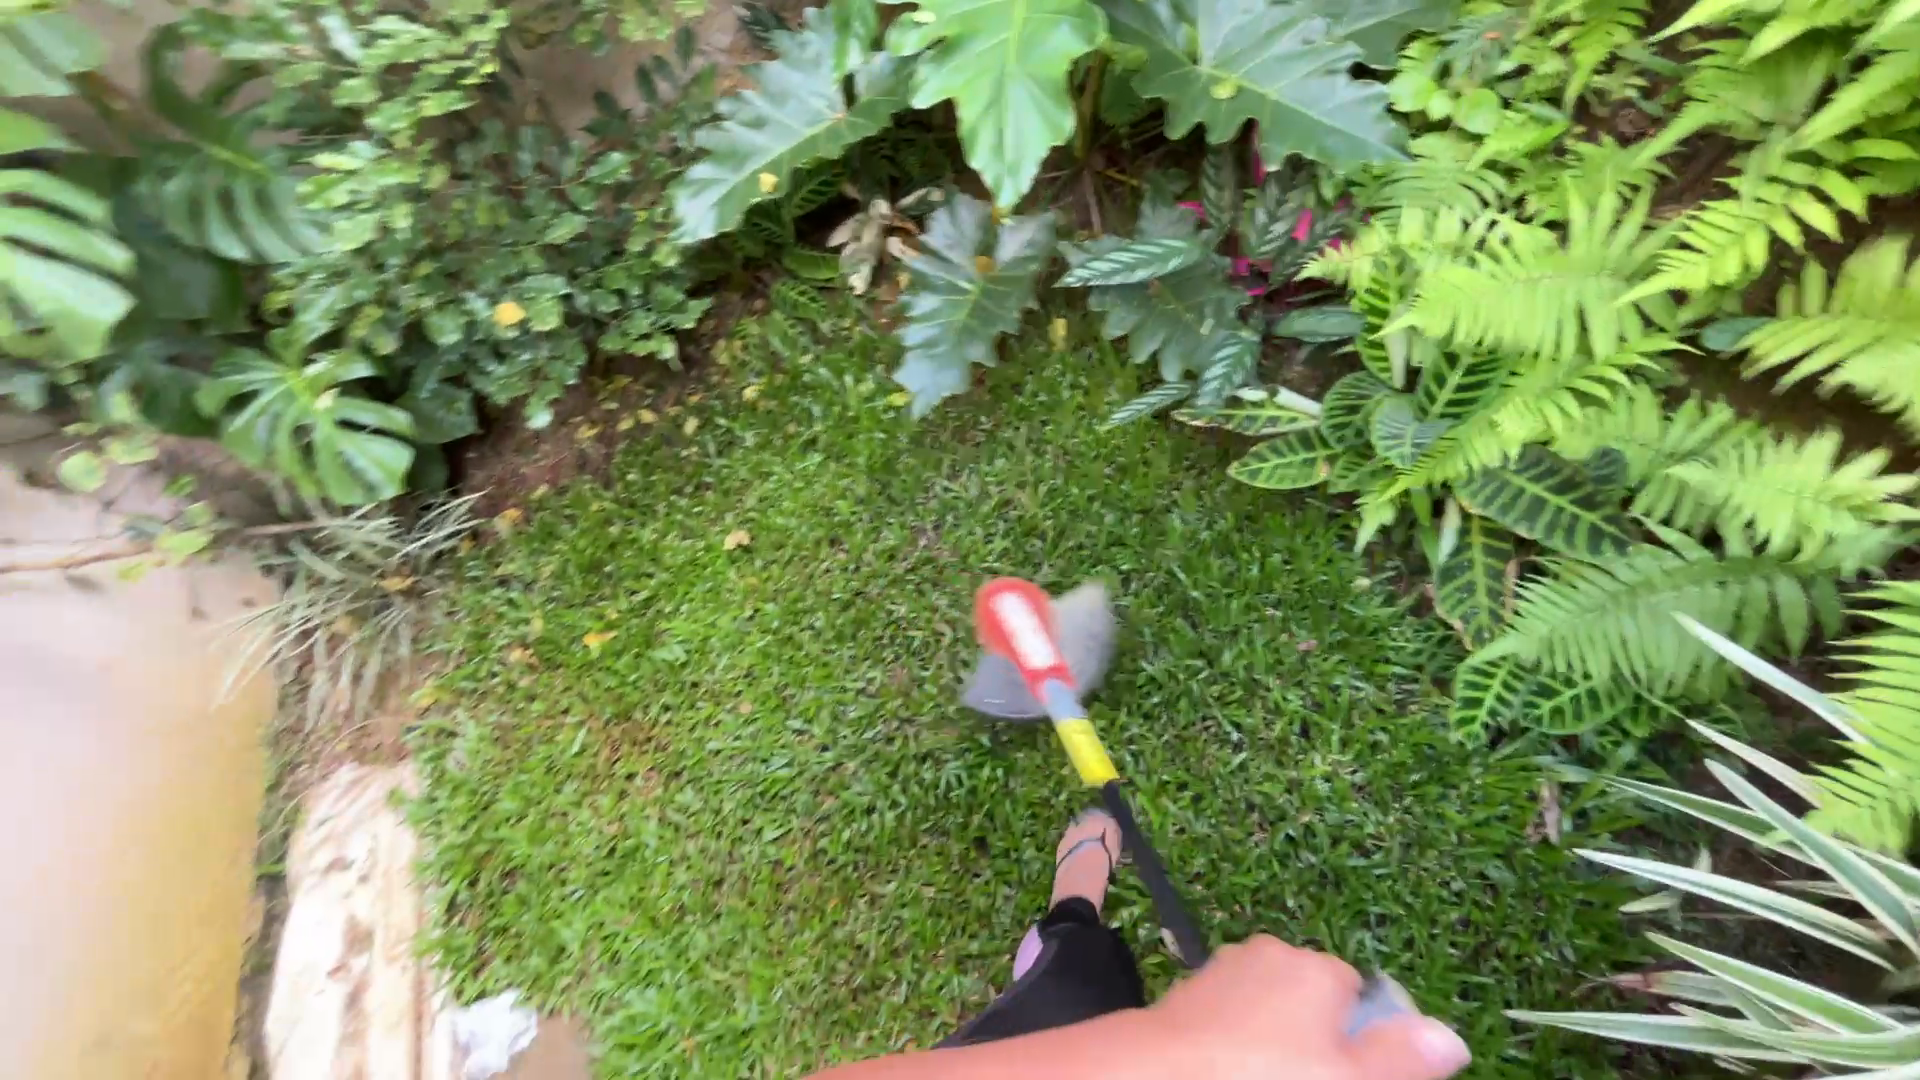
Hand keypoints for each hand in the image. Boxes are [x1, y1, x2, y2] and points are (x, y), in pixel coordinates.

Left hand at [1144, 936, 1471, 1079]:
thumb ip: (1403, 1058)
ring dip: (1278, 1040)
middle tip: (1313, 1074)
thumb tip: (1451, 1037)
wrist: (1168, 1072)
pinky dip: (1242, 1039)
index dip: (1365, 1036)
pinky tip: (1238, 1069)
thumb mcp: (1352, 1079)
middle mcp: (1270, 953)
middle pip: (1313, 996)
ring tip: (1270, 1073)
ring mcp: (1227, 968)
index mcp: (1315, 967)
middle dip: (1319, 1036)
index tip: (1356, 1072)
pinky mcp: (1194, 989)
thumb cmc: (1269, 1078)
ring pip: (1271, 1006)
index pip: (1359, 990)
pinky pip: (1235, 1014)